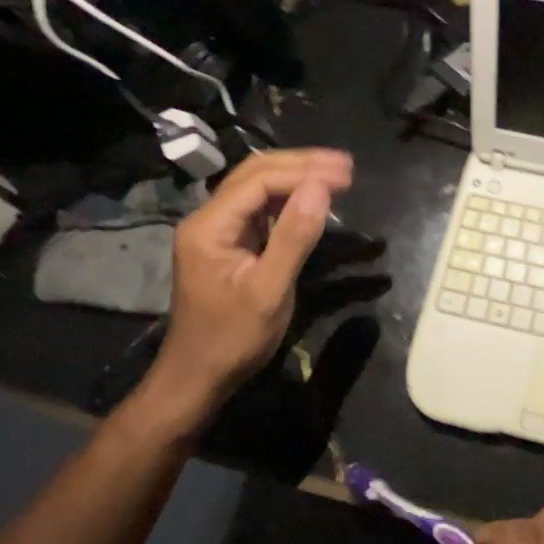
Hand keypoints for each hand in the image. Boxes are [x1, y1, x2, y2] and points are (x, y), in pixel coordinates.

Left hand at [135, 149, 353, 431]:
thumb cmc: (231, 340)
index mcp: (209, 227)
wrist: (196, 379)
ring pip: (258, 186)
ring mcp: (217, 230)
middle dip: (302, 164)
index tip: (347, 176)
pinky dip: (289, 196)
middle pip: (255, 173)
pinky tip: (313, 197)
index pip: (260, 180)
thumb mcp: (269, 291)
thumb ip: (294, 237)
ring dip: (297, 176)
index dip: (305, 172)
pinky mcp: (229, 243)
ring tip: (337, 175)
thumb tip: (320, 188)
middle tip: (346, 167)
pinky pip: (259, 206)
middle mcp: (208, 219)